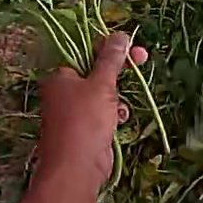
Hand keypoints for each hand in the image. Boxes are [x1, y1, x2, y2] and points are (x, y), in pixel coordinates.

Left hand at [36, 33, 146, 191]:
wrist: (76, 168)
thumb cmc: (85, 121)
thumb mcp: (102, 85)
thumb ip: (111, 59)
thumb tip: (120, 34)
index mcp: (60, 75)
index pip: (87, 52)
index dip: (111, 49)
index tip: (134, 48)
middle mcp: (63, 91)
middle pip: (96, 72)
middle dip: (118, 73)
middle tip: (142, 61)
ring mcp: (72, 112)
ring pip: (102, 94)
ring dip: (116, 98)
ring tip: (120, 108)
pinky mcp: (83, 129)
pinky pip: (102, 113)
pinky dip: (112, 114)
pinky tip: (119, 121)